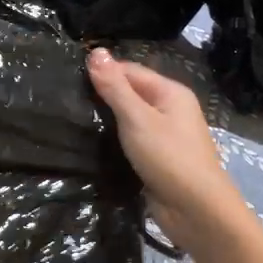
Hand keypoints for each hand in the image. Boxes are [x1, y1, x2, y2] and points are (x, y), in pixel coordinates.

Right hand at [86, 48, 250, 248]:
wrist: (197, 212)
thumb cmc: (169, 158)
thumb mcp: (137, 118)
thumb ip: (114, 87)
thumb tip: (95, 51)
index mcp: (171, 92)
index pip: (129, 70)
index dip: (101, 72)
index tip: (68, 79)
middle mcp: (170, 109)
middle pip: (129, 92)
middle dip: (101, 95)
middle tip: (65, 99)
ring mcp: (163, 134)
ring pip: (127, 117)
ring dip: (105, 118)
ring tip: (71, 117)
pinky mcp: (155, 156)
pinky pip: (129, 138)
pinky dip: (112, 137)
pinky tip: (90, 140)